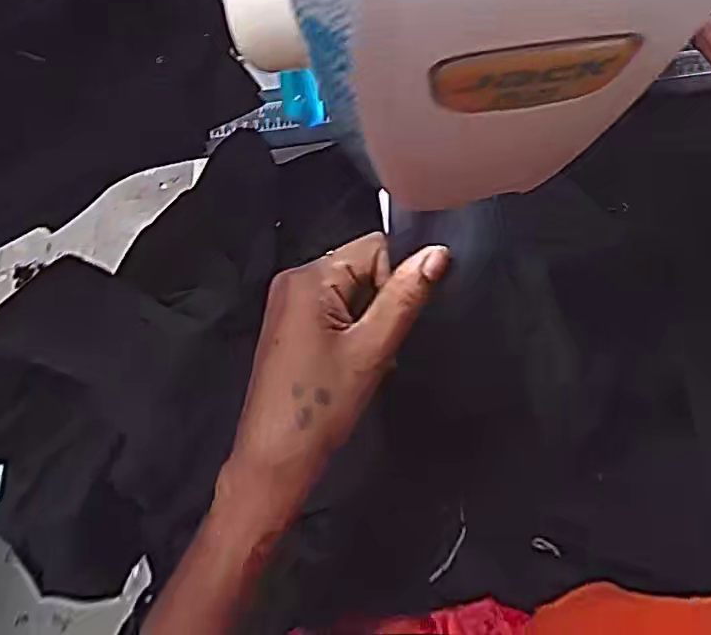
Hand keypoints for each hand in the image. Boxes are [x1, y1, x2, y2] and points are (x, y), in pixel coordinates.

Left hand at [222, 233, 450, 513]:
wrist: (274, 462)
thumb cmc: (315, 411)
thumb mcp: (373, 349)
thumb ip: (406, 296)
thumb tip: (436, 255)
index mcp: (309, 277)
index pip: (376, 247)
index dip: (394, 282)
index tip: (387, 324)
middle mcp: (294, 281)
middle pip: (363, 267)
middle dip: (380, 305)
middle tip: (372, 348)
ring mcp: (290, 303)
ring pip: (353, 291)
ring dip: (367, 321)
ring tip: (356, 361)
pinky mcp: (291, 324)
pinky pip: (336, 308)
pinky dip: (351, 331)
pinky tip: (345, 364)